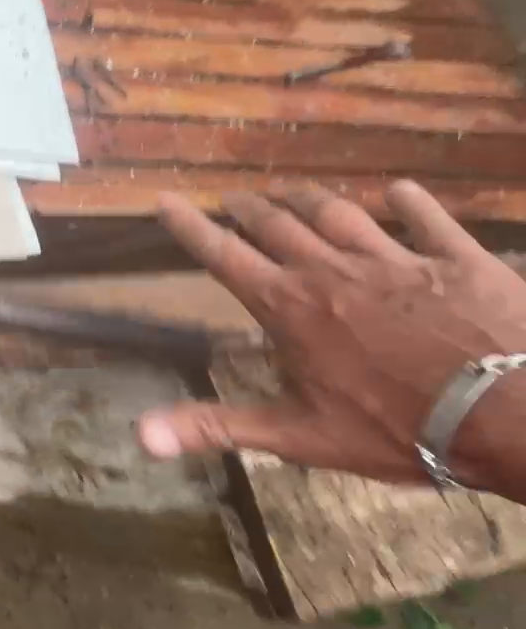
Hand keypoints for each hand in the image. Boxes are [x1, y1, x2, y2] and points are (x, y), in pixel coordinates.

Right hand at [139, 181, 525, 491]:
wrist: (524, 419)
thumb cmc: (403, 428)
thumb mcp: (300, 436)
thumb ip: (219, 427)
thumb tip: (141, 437)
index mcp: (286, 305)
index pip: (220, 253)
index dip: (186, 225)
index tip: (163, 199)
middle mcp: (329, 270)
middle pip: (275, 223)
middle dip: (247, 207)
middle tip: (232, 197)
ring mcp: (397, 262)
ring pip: (339, 213)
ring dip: (310, 199)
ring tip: (294, 191)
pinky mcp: (462, 263)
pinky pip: (431, 221)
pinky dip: (412, 202)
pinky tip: (402, 191)